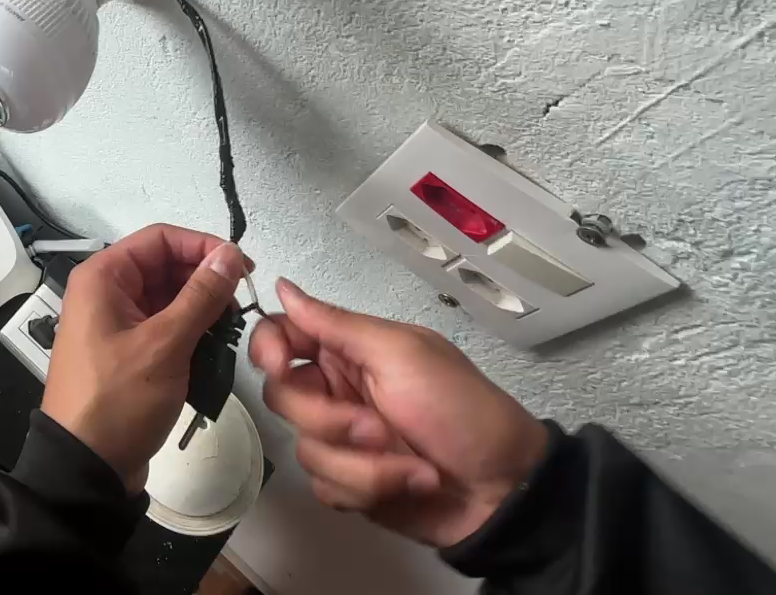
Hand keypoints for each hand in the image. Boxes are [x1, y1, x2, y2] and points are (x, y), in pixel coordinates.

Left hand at [42, 224, 248, 490]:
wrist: (86, 467)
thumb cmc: (118, 399)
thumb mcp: (164, 344)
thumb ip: (200, 296)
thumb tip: (229, 254)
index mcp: (103, 276)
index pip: (160, 238)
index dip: (203, 246)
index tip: (242, 266)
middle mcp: (106, 290)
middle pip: (165, 266)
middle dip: (204, 279)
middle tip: (241, 303)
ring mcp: (115, 321)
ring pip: (168, 296)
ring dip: (200, 307)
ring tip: (231, 329)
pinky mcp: (127, 349)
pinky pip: (163, 324)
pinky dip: (189, 331)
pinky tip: (213, 347)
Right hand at [249, 279, 548, 546]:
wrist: (508, 492)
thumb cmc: (460, 409)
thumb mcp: (401, 353)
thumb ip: (334, 323)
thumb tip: (280, 284)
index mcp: (345, 349)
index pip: (279, 334)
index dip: (267, 349)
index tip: (280, 367)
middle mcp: (334, 388)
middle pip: (282, 396)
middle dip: (330, 420)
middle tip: (377, 428)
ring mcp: (340, 438)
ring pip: (304, 447)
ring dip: (360, 464)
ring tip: (410, 465)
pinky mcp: (350, 481)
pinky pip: (323, 485)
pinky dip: (365, 489)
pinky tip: (406, 485)